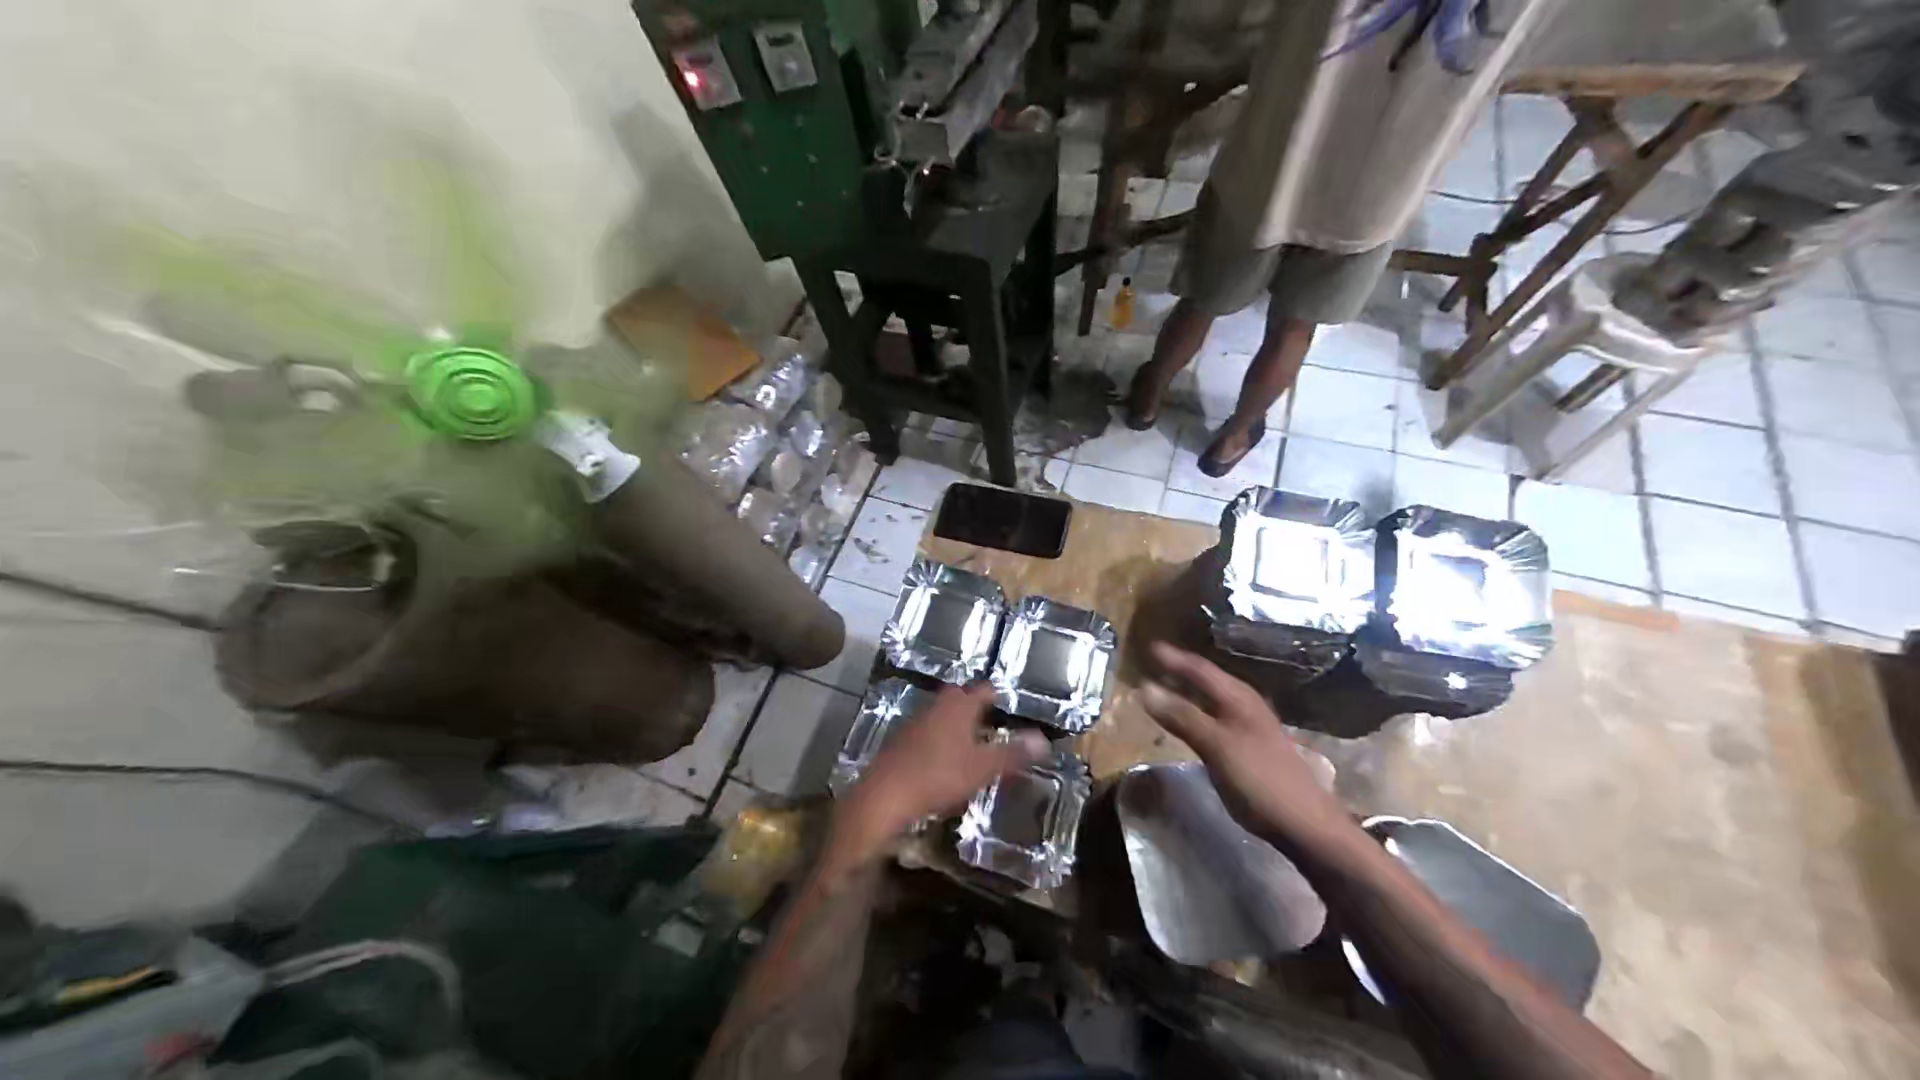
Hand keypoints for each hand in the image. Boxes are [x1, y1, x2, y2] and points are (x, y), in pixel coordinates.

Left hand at [829, 684, 1047, 866]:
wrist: (885, 795)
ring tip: (975, 740)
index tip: (1012, 705)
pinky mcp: (902, 740)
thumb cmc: (938, 776)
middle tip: (996, 721)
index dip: (999, 696)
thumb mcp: (983, 768)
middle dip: (978, 707)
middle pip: (961, 698)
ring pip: (943, 714)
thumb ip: (1013, 753)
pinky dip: (942, 739)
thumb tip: (1044, 740)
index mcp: (959, 705)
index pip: (985, 690)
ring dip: (958, 723)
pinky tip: (946, 758)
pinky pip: (929, 731)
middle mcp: (937, 705)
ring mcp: (916, 721)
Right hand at [1140, 641, 1351, 845]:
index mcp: (1239, 698)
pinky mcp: (1251, 747)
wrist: (1305, 824)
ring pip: (1214, 698)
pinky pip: (1217, 717)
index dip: (1174, 659)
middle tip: (1154, 665)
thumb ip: (1182, 716)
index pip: (1201, 669)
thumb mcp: (1216, 746)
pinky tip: (1190, 722)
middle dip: (1181, 671)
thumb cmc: (1259, 780)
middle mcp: (1246, 705)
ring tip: (1165, 688)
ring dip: (1189, 692)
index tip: (1149, 647)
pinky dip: (1197, 712)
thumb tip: (1144, 688)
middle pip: (1209, 680)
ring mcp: (1251, 726)